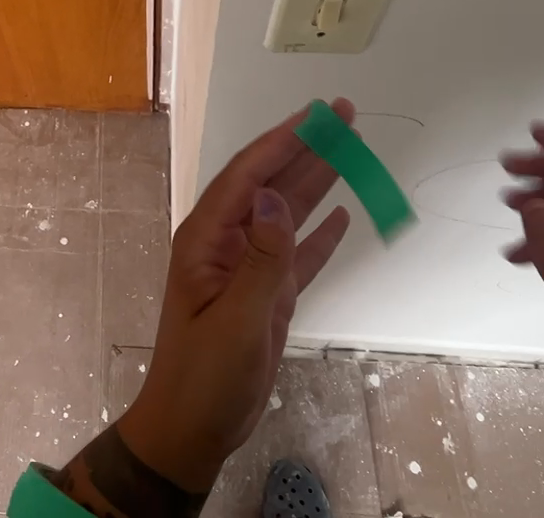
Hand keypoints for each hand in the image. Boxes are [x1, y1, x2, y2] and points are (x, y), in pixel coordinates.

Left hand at [49, 101, 352, 517]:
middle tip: (343, 115)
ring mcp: (248, 267)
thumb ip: (262, 259)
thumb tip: (278, 198)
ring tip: (350, 149)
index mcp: (207, 238)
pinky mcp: (267, 294)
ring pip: (287, 213)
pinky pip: (298, 254)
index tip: (317, 114)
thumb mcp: (236, 319)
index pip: (248, 176)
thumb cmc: (205, 375)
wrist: (193, 428)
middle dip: (305, 148)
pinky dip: (320, 235)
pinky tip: (342, 216)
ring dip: (316, 181)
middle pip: (271, 184)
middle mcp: (227, 242)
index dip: (283, 140)